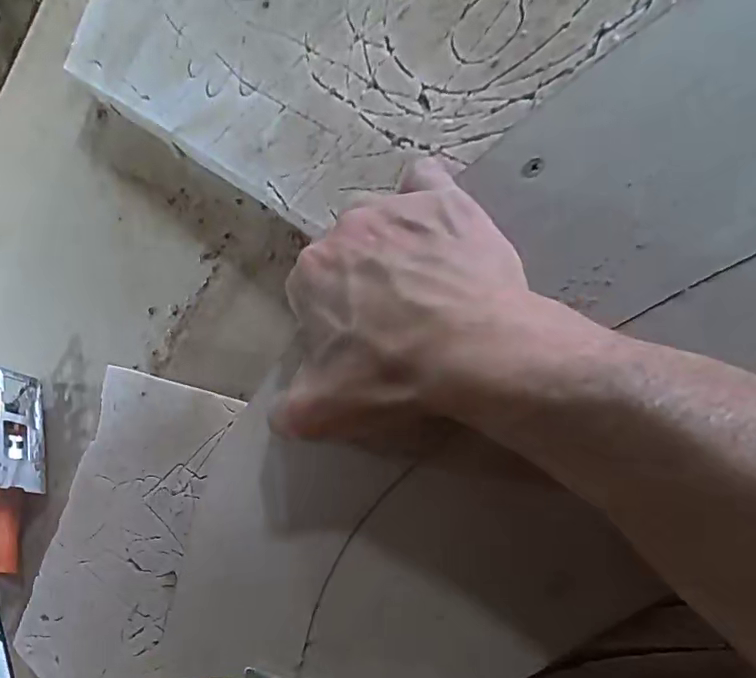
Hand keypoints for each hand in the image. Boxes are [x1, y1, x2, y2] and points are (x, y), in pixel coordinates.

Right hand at [276, 157, 542, 440]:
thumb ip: (288, 410)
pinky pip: (426, 183)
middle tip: (393, 326)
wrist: (476, 352)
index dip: (332, 324)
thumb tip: (280, 415)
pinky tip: (440, 226)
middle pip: (344, 257)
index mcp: (310, 274)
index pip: (309, 296)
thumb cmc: (394, 377)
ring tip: (423, 287)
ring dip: (391, 249)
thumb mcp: (323, 412)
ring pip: (382, 224)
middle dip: (359, 286)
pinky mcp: (446, 201)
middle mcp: (346, 228)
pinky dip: (426, 199)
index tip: (357, 349)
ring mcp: (396, 208)